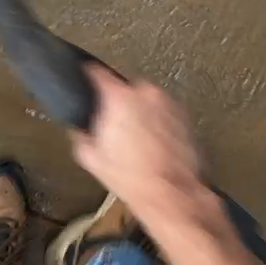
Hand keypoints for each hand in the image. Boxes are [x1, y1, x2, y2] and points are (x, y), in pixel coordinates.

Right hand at [71, 65, 211, 230]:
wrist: (169, 192)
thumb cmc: (133, 176)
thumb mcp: (90, 157)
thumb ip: (81, 133)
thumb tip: (81, 129)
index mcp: (119, 97)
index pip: (96, 72)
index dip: (87, 75)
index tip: (84, 76)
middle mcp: (145, 93)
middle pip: (124, 89)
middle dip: (117, 105)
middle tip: (113, 128)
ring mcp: (168, 103)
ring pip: (145, 101)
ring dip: (139, 114)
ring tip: (135, 141)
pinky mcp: (184, 116)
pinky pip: (163, 113)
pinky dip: (157, 124)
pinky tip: (151, 146)